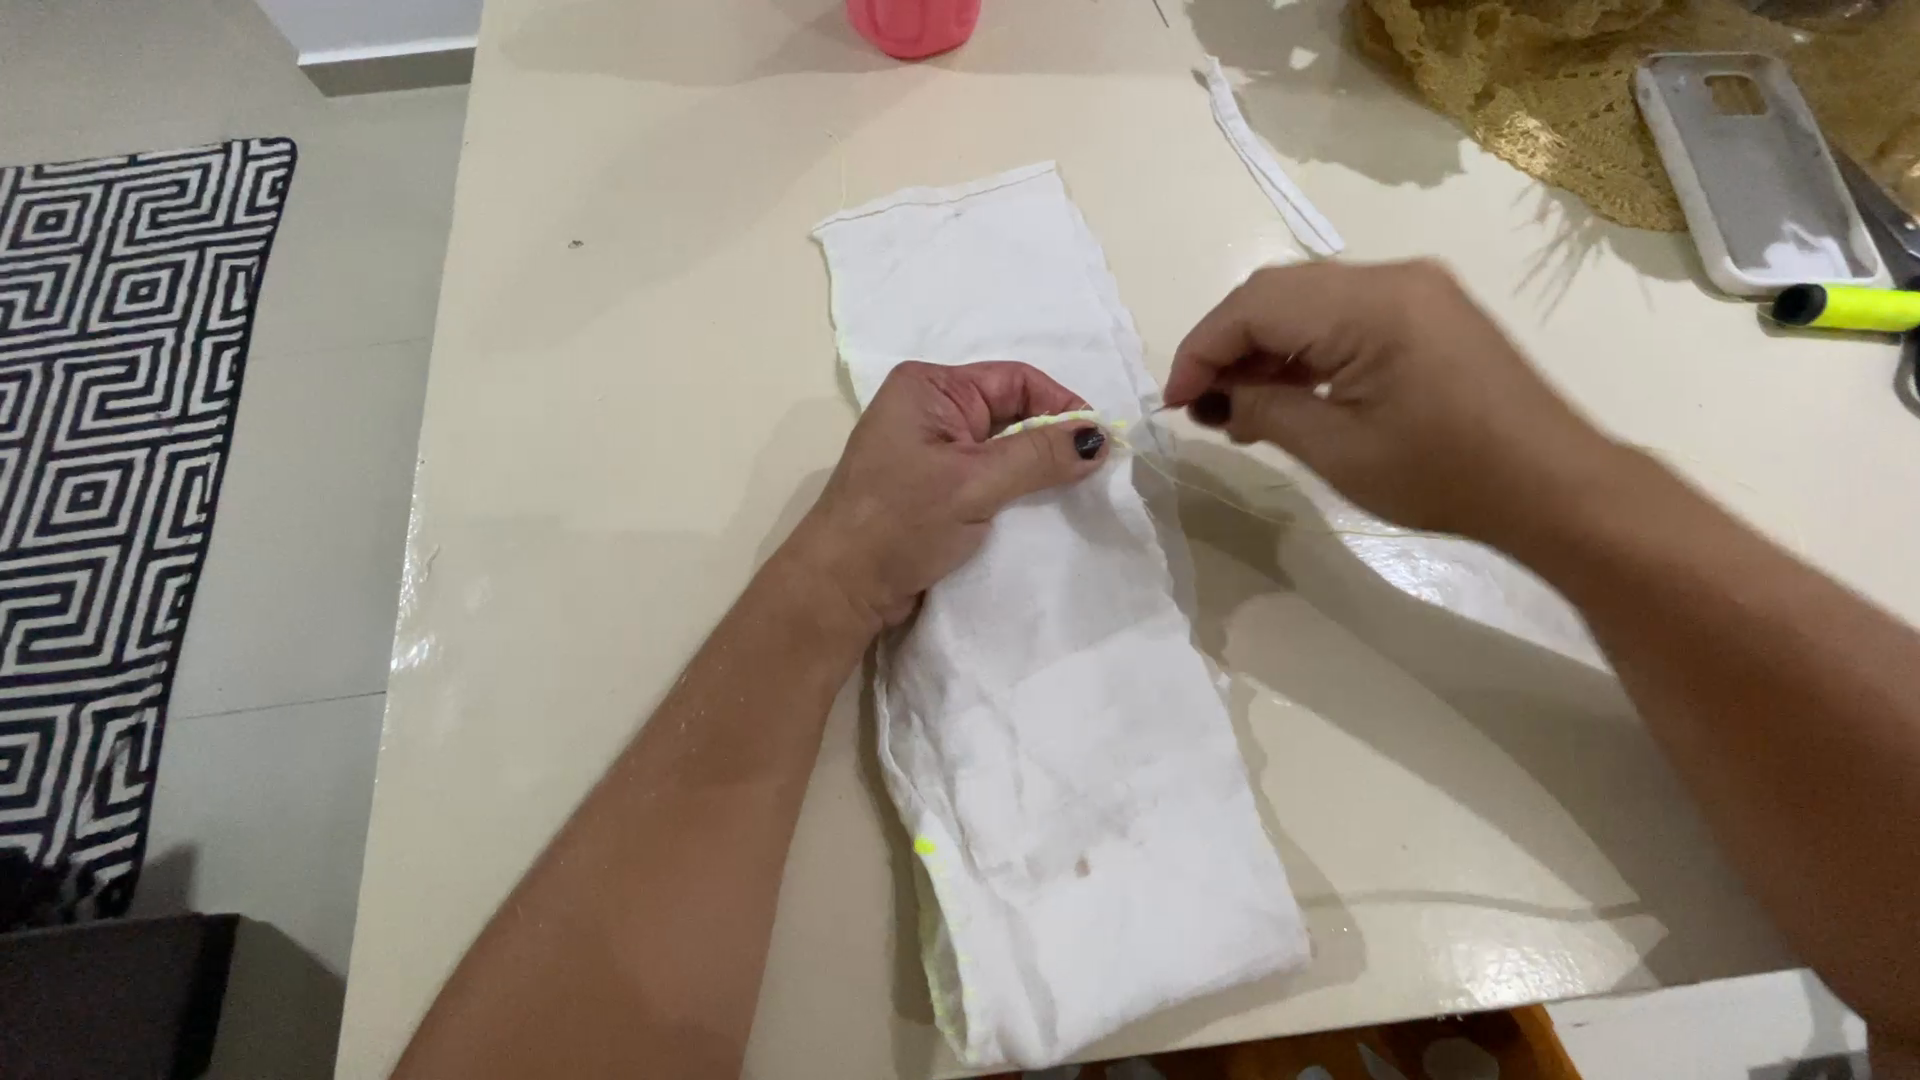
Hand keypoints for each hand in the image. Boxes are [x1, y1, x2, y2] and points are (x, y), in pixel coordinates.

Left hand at [784, 361, 1109, 627]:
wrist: (842, 588)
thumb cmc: (900, 523)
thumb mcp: (974, 482)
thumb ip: (1039, 455)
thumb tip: (1099, 437)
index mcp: (929, 388)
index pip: (1014, 380)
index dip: (1061, 404)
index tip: (1099, 441)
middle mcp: (929, 411)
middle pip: (1009, 411)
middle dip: (1051, 437)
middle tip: (1093, 469)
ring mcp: (930, 451)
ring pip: (1001, 447)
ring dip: (1034, 466)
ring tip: (1074, 488)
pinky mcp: (933, 488)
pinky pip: (987, 476)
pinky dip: (1015, 488)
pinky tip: (1040, 506)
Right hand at [1165, 259, 1625, 542]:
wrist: (1551, 486)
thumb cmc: (1443, 476)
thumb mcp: (1336, 450)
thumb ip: (1263, 411)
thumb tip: (1216, 399)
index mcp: (1371, 305)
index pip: (1254, 306)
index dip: (1201, 351)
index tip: (1172, 402)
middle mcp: (1391, 278)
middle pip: (1274, 293)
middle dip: (1223, 347)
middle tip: (1199, 405)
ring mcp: (1412, 290)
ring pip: (1302, 301)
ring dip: (1258, 348)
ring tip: (1234, 408)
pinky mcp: (1423, 311)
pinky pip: (1338, 315)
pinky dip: (1297, 349)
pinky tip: (1281, 393)